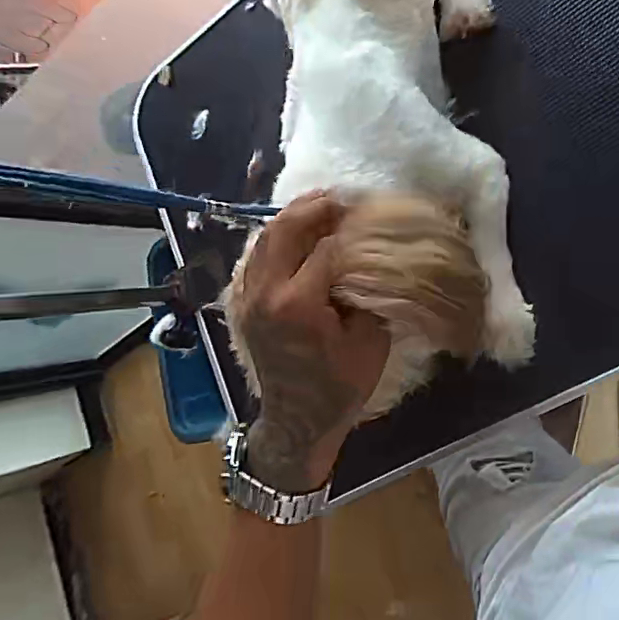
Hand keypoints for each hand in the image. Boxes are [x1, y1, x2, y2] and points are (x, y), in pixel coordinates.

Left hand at [230, 192, 389, 491]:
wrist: (298, 422)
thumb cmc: (339, 387)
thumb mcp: (369, 341)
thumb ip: (369, 292)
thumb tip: (371, 255)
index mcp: (297, 303)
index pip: (326, 246)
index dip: (351, 228)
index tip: (372, 215)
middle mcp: (266, 292)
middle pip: (285, 228)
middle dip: (315, 206)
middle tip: (343, 197)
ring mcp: (249, 296)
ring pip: (265, 237)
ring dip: (294, 216)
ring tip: (323, 204)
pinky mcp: (245, 301)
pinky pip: (258, 254)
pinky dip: (278, 235)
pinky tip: (299, 230)